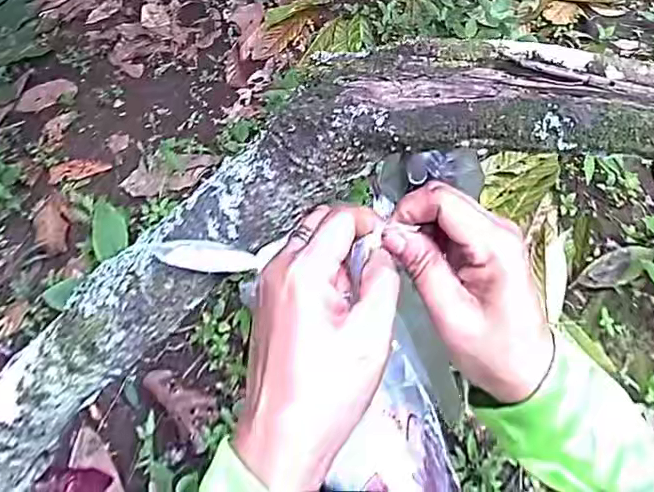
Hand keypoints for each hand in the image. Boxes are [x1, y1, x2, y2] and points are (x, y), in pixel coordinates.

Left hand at [233, 205, 399, 489]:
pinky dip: (319, 268)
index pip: (338, 218)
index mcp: (303, 271)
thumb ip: (383, 283)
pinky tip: (336, 303)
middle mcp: (279, 268)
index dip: (368, 221)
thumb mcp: (370, 337)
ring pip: (306, 241)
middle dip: (350, 231)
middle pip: (318, 222)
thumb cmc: (321, 397)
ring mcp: (269, 283)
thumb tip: (382, 253)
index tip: (386, 234)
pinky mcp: (267, 298)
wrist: (281, 435)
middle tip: (376, 256)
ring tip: (358, 288)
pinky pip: (296, 264)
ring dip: (334, 250)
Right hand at [383, 182, 554, 404]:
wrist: (530, 374)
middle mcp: (500, 231)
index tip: (392, 233)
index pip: (441, 199)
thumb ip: (421, 267)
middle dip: (412, 216)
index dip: (409, 210)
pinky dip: (432, 234)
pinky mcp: (490, 241)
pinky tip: (428, 260)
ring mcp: (497, 234)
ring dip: (421, 225)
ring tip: (412, 257)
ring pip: (444, 206)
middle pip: (442, 197)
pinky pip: (451, 221)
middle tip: (397, 245)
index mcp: (496, 245)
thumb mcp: (450, 314)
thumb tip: (392, 233)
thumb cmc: (498, 354)